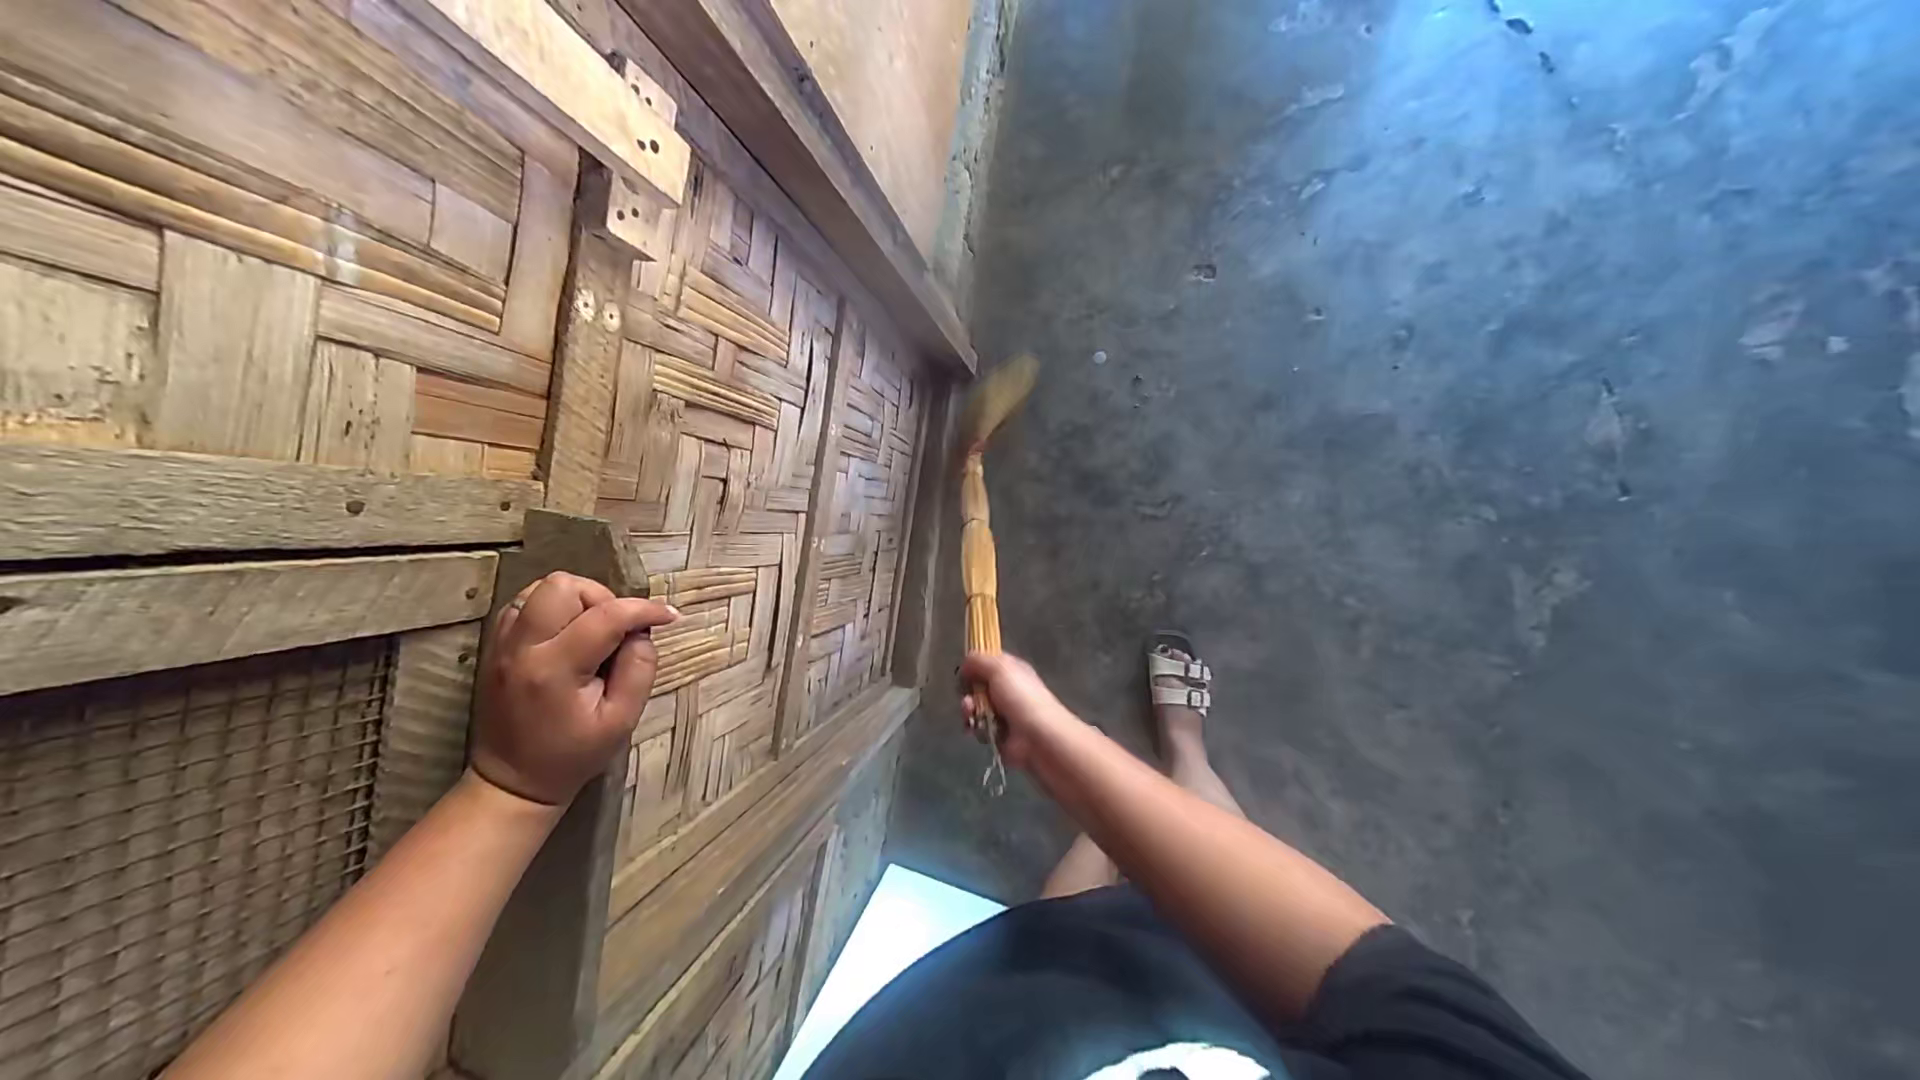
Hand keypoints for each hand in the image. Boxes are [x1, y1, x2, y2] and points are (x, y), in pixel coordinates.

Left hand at [472, 572, 679, 804]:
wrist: (512, 780)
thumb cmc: (573, 754)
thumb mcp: (622, 720)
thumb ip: (639, 669)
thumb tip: (641, 632)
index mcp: (554, 670)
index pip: (606, 616)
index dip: (644, 609)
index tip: (668, 617)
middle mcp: (521, 647)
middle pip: (563, 585)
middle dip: (602, 597)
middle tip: (618, 628)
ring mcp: (502, 643)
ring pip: (541, 587)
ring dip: (578, 599)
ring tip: (594, 629)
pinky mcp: (495, 645)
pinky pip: (526, 602)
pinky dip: (555, 607)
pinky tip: (569, 633)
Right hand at [959, 652, 1078, 770]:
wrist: (1037, 736)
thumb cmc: (1021, 697)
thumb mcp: (1000, 667)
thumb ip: (978, 660)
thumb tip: (965, 665)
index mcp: (1012, 670)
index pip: (989, 663)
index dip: (975, 666)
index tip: (966, 671)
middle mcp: (1007, 690)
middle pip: (977, 685)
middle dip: (968, 690)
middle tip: (968, 696)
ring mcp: (1002, 712)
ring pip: (974, 706)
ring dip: (969, 709)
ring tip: (971, 712)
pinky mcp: (996, 733)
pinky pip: (977, 726)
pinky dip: (974, 726)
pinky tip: (976, 726)